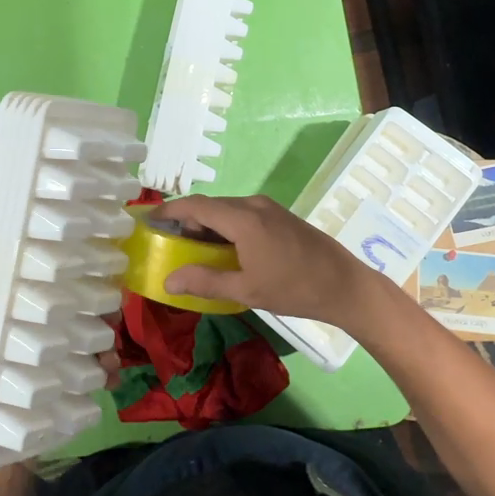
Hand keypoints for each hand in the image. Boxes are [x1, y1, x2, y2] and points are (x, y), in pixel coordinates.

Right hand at [159, 194, 383, 328]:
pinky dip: (225, 226)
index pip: (196, 206)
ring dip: (207, 224)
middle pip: (210, 205)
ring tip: (193, 248)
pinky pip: (242, 214)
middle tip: (168, 240)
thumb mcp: (246, 291)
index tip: (149, 220)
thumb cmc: (294, 289)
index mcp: (243, 218)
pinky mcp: (279, 216)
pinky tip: (224, 249)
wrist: (345, 285)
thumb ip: (205, 282)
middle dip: (187, 220)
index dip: (170, 211)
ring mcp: (269, 208)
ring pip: (227, 209)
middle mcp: (253, 204)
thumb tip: (169, 280)